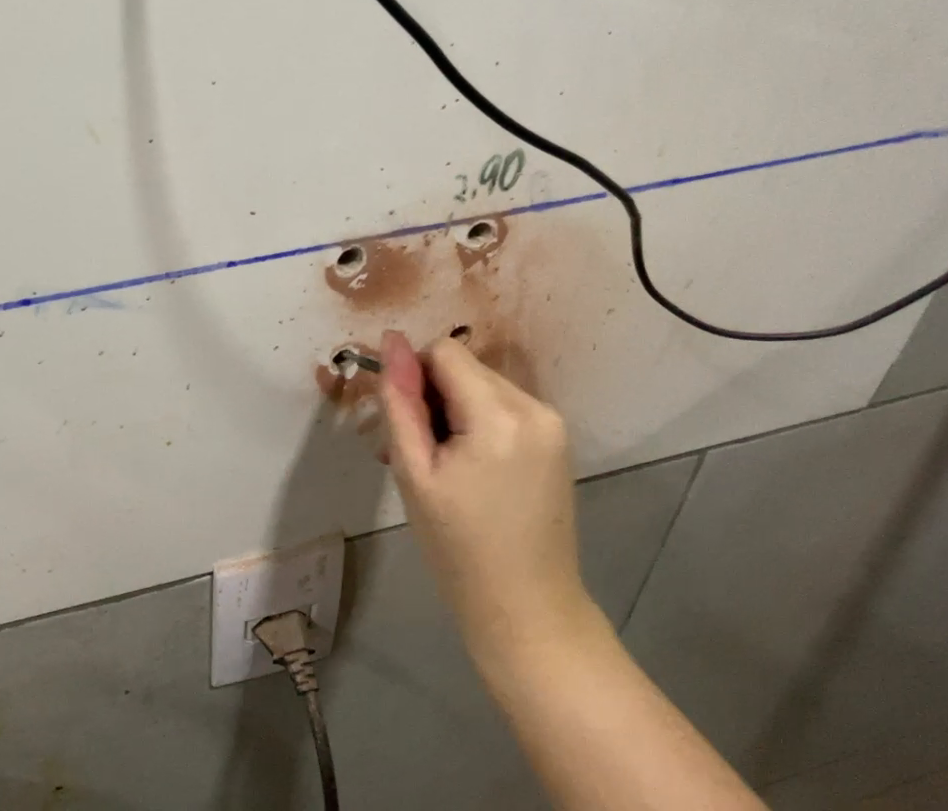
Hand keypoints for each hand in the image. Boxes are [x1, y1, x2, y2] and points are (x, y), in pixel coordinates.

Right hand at [374, 331, 589, 650]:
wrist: (525, 606)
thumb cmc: (457, 545)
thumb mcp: (413, 471)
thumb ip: (400, 402)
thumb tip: (390, 340)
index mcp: (500, 414)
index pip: (444, 351)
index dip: (414, 379)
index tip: (406, 427)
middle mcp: (536, 407)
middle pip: (464, 367)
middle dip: (433, 397)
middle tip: (417, 454)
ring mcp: (553, 424)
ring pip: (481, 386)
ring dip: (452, 411)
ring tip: (440, 467)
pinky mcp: (557, 441)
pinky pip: (503, 408)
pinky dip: (476, 424)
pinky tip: (468, 471)